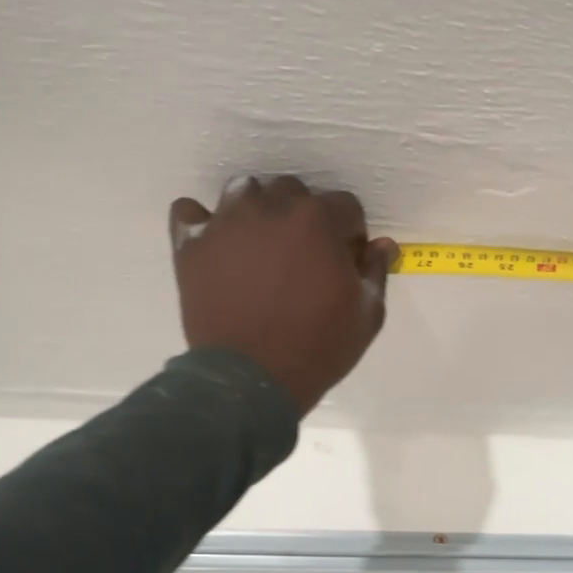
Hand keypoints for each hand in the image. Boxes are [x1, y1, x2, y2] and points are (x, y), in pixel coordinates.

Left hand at [168, 176, 398, 414]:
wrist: (252, 380)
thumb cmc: (318, 349)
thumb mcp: (366, 316)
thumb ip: (375, 273)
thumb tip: (382, 246)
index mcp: (318, 220)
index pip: (344, 206)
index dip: (350, 234)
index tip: (346, 261)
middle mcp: (270, 207)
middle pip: (293, 192)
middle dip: (304, 218)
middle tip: (303, 258)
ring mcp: (225, 222)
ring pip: (245, 192)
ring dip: (258, 211)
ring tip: (261, 248)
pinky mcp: (191, 243)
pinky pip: (190, 211)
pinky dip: (203, 222)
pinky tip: (217, 245)